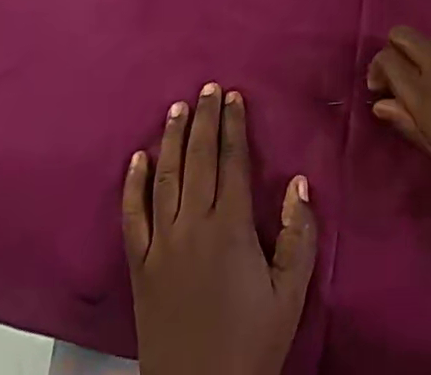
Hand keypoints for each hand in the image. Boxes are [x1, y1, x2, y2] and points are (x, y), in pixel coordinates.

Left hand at [122, 84, 316, 374]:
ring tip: (178, 107)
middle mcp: (191, 225)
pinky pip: (132, 214)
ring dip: (172, 138)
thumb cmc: (251, 343)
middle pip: (198, 159)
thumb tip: (298, 182)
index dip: (233, 127)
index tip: (233, 97)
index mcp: (229, 228)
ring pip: (165, 176)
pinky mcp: (139, 263)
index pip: (231, 163)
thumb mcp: (290, 295)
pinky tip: (137, 157)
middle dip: (205, 120)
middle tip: (209, 88)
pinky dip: (133, 183)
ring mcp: (160, 242)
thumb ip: (297, 235)